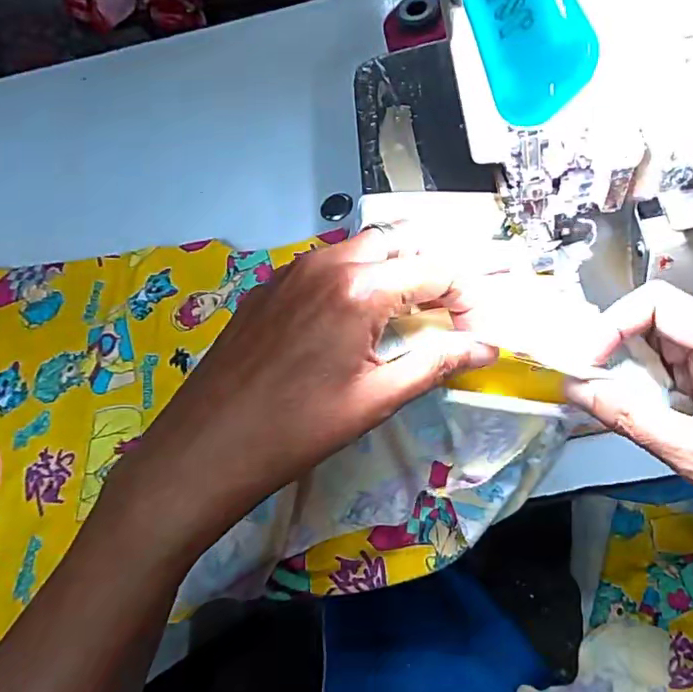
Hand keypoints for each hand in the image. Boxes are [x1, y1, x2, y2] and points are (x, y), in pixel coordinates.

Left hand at [108, 227, 498, 542]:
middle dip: (426, 274)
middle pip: (396, 245)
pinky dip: (349, 280)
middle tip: (437, 319)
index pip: (434, 270)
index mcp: (360, 288)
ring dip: (387, 273)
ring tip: (396, 320)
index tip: (472, 333)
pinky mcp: (267, 287)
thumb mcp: (376, 399)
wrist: (206, 446)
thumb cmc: (298, 429)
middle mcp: (326, 263)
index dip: (465, 298)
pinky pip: (321, 267)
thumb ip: (435, 363)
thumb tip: (486, 348)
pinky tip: (344, 324)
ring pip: (356, 250)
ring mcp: (290, 271)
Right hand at [565, 281, 692, 608]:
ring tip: (608, 401)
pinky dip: (655, 391)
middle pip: (661, 323)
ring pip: (669, 351)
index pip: (657, 304)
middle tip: (587, 382)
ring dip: (635, 372)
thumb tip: (575, 389)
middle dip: (618, 349)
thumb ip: (625, 414)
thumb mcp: (690, 451)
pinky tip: (639, 414)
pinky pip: (684, 377)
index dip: (612, 325)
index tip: (585, 363)